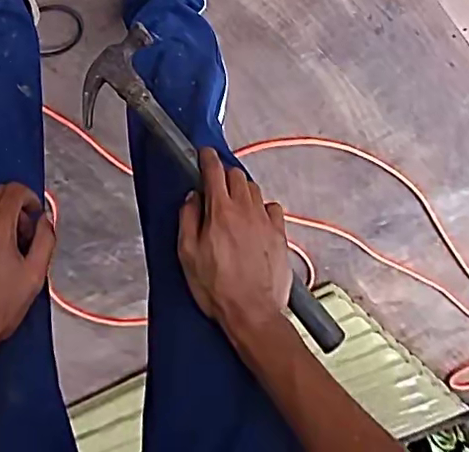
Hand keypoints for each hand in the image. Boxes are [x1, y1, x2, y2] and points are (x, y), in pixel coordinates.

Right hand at [178, 148, 291, 336]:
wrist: (253, 314)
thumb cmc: (218, 289)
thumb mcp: (188, 255)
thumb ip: (188, 220)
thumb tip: (192, 198)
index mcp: (220, 211)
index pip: (214, 170)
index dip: (207, 157)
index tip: (204, 154)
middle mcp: (245, 210)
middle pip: (236, 175)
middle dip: (224, 173)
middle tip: (216, 184)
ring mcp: (265, 221)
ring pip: (254, 188)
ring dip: (242, 189)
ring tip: (234, 203)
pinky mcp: (279, 235)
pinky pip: (272, 207)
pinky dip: (262, 207)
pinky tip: (256, 219)